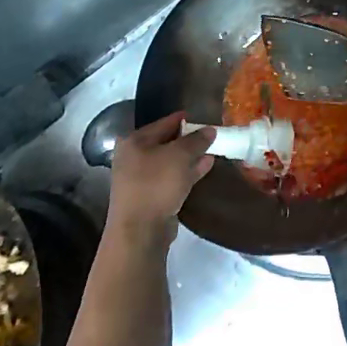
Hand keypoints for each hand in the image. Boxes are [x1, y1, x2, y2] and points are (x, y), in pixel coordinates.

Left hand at [106, 112, 214, 244]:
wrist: (140, 229)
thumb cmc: (155, 184)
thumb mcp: (179, 156)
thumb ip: (196, 140)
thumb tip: (210, 130)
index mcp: (134, 141)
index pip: (163, 123)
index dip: (184, 119)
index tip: (203, 116)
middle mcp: (133, 157)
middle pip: (166, 142)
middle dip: (189, 139)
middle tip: (211, 134)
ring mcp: (141, 178)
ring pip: (170, 161)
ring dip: (190, 156)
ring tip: (213, 150)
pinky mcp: (151, 196)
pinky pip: (172, 177)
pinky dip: (188, 171)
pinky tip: (206, 167)